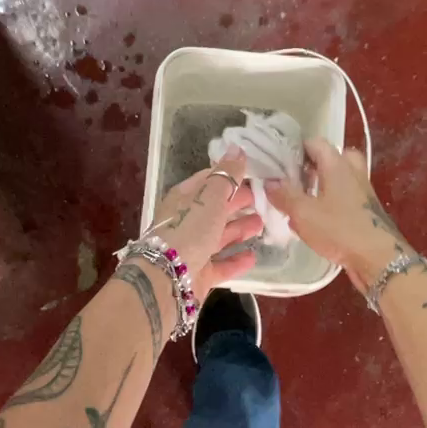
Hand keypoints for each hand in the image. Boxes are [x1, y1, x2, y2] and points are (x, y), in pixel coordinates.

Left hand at [146, 150, 263, 290]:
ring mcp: (192, 250)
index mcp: (184, 199)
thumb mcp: (209, 197)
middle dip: (236, 203)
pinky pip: (221, 265)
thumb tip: (237, 148)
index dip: (229, 177)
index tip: (253, 175)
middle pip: (214, 209)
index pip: (208, 181)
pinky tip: (253, 256)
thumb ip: (226, 175)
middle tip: (262, 200)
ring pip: (219, 236)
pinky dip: (236, 260)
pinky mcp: (198, 275)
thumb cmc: (189, 231)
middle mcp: (186, 222)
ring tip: (261, 225)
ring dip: (239, 230)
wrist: (164, 280)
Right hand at [263, 139, 408, 290]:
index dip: (296, 149)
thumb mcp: (303, 213)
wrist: (379, 258)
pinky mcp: (367, 209)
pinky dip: (332, 201)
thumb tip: (270, 182)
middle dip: (312, 166)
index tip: (279, 164)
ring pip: (339, 178)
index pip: (315, 143)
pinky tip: (317, 219)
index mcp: (337, 164)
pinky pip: (346, 196)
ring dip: (322, 185)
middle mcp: (353, 171)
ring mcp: (363, 190)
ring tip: (302, 201)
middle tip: (295, 180)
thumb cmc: (340, 229)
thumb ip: (285, 195)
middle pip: (331, 158)